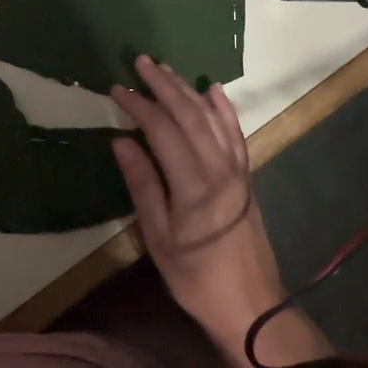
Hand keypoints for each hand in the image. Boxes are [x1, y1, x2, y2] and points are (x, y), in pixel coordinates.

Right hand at [111, 56, 287, 359]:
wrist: (252, 306)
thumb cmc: (196, 276)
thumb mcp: (159, 238)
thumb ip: (143, 185)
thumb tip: (121, 141)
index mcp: (193, 184)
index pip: (162, 129)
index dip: (138, 105)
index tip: (116, 90)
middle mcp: (218, 168)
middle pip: (188, 114)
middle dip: (163, 85)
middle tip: (140, 62)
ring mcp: (236, 169)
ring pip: (211, 118)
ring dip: (187, 90)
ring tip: (166, 69)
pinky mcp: (246, 176)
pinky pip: (235, 133)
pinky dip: (224, 109)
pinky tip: (214, 91)